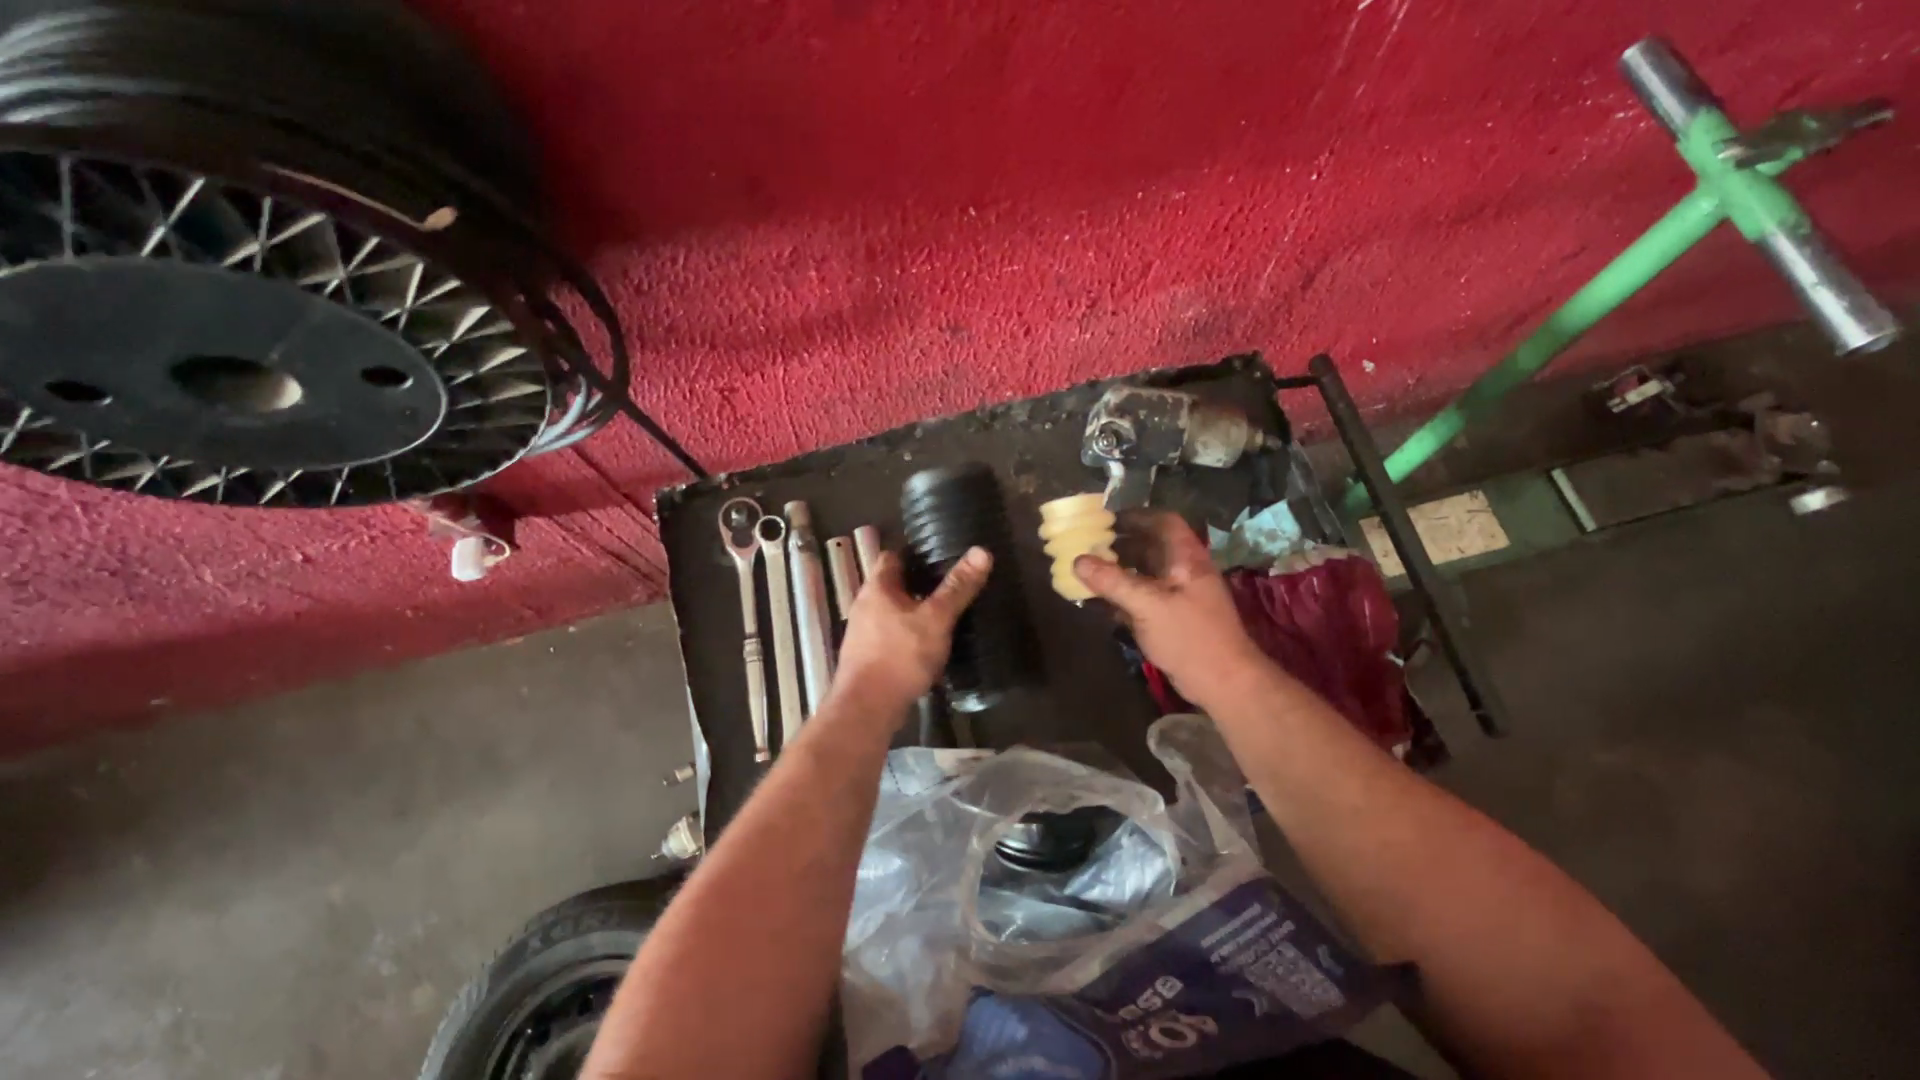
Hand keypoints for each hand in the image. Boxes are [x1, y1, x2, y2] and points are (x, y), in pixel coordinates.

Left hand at [834, 547, 992, 708]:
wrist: (867, 708)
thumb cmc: (900, 656)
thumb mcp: (936, 619)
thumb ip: (957, 588)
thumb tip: (981, 551)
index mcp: (877, 587)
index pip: (893, 556)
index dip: (916, 554)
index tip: (941, 557)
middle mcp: (864, 605)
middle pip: (892, 585)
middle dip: (918, 585)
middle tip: (950, 586)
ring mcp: (862, 633)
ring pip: (891, 612)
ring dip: (913, 612)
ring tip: (944, 615)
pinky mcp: (867, 657)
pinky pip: (890, 636)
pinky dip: (908, 636)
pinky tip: (928, 646)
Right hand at [1074, 514, 1265, 704]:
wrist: (1223, 681)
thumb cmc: (1189, 636)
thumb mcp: (1147, 605)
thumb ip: (1112, 581)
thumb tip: (1077, 560)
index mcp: (1186, 558)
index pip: (1164, 522)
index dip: (1137, 516)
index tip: (1106, 520)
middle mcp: (1184, 571)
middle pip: (1151, 547)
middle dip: (1120, 544)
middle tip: (1088, 545)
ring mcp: (1180, 596)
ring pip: (1146, 574)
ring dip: (1119, 572)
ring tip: (1087, 571)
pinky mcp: (1174, 619)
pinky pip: (1144, 599)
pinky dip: (1123, 596)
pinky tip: (1099, 602)